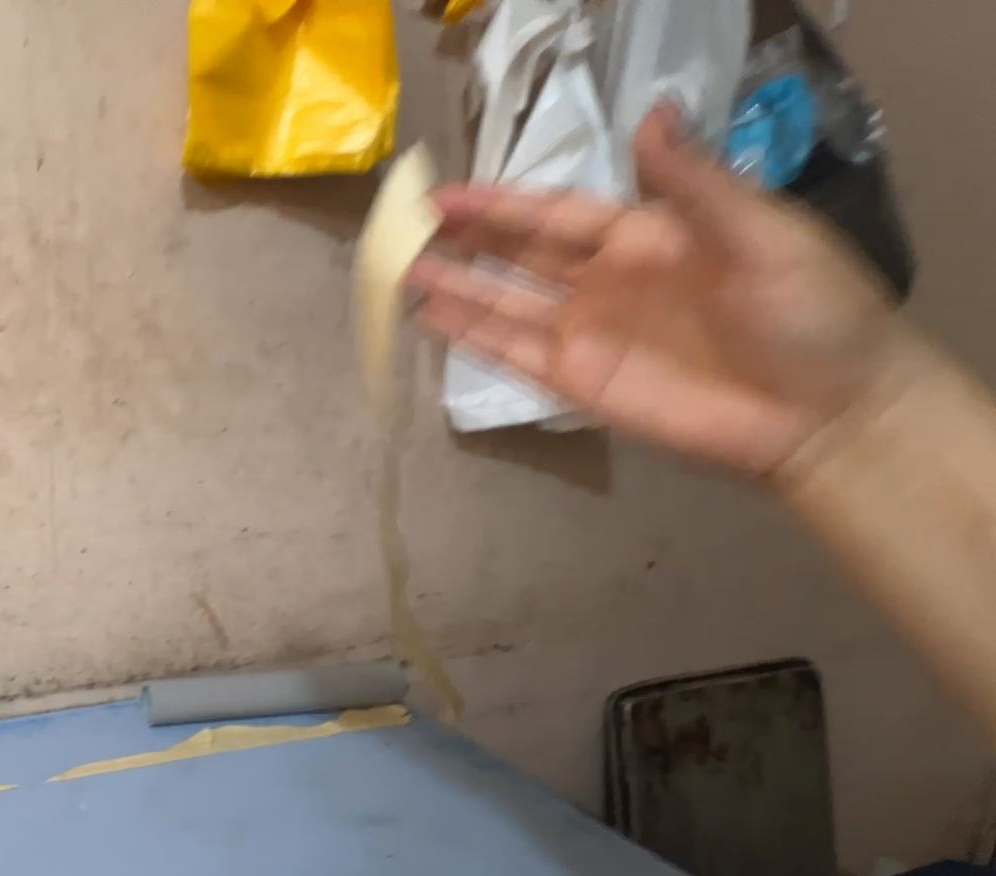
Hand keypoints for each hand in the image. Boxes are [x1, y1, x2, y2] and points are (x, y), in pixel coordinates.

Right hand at [407, 105, 912, 479]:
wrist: (820, 414)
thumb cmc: (809, 314)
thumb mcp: (764, 233)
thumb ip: (695, 183)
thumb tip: (646, 115)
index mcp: (644, 237)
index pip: (553, 215)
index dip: (498, 205)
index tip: (443, 197)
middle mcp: (599, 281)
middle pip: (516, 255)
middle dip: (464, 240)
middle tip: (407, 227)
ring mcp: (579, 333)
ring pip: (499, 303)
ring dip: (452, 286)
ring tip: (402, 270)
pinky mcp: (568, 381)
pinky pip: (506, 352)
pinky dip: (467, 335)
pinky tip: (429, 319)